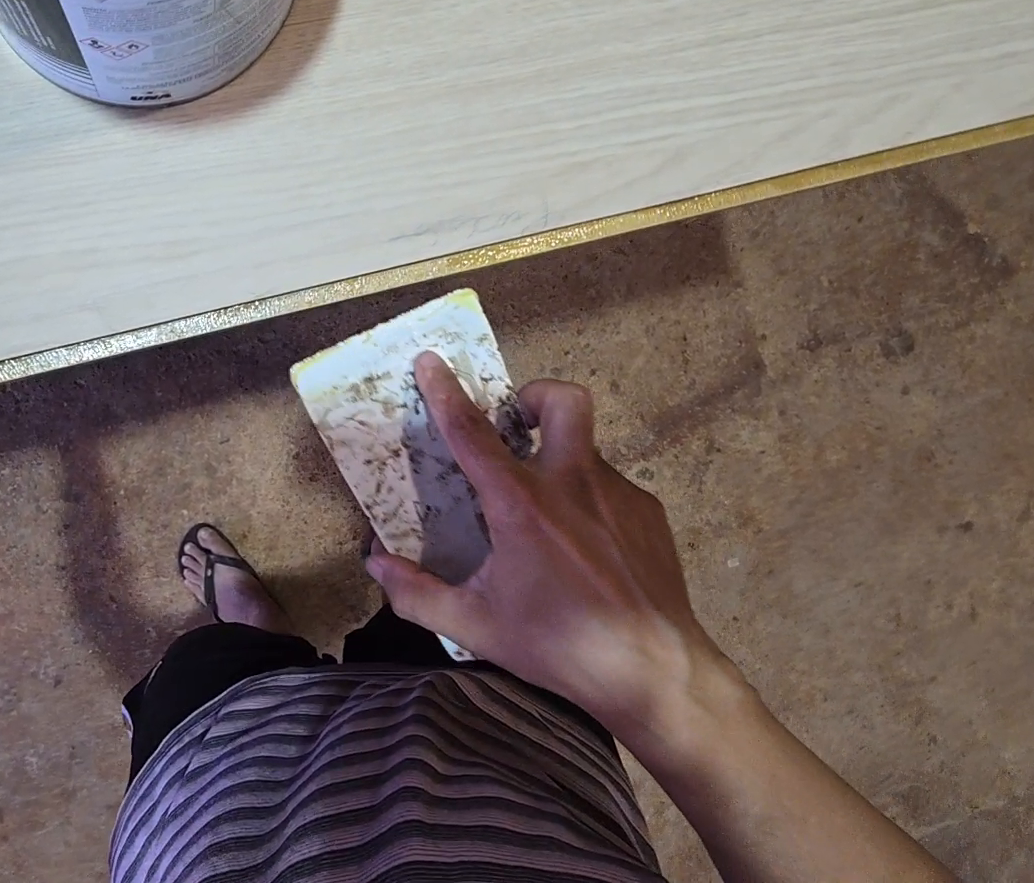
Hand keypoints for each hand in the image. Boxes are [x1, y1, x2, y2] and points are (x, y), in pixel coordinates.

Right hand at [367, 352, 733, 741]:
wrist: (658, 673)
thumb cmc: (558, 644)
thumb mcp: (476, 626)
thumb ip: (417, 593)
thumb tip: (375, 564)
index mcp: (521, 504)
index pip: (473, 433)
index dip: (446, 392)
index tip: (431, 361)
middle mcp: (572, 484)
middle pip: (563, 401)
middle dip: (534, 396)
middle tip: (515, 426)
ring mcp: (618, 494)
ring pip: (584, 450)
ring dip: (557, 463)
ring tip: (547, 520)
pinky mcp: (648, 513)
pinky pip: (608, 487)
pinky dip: (586, 501)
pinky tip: (586, 550)